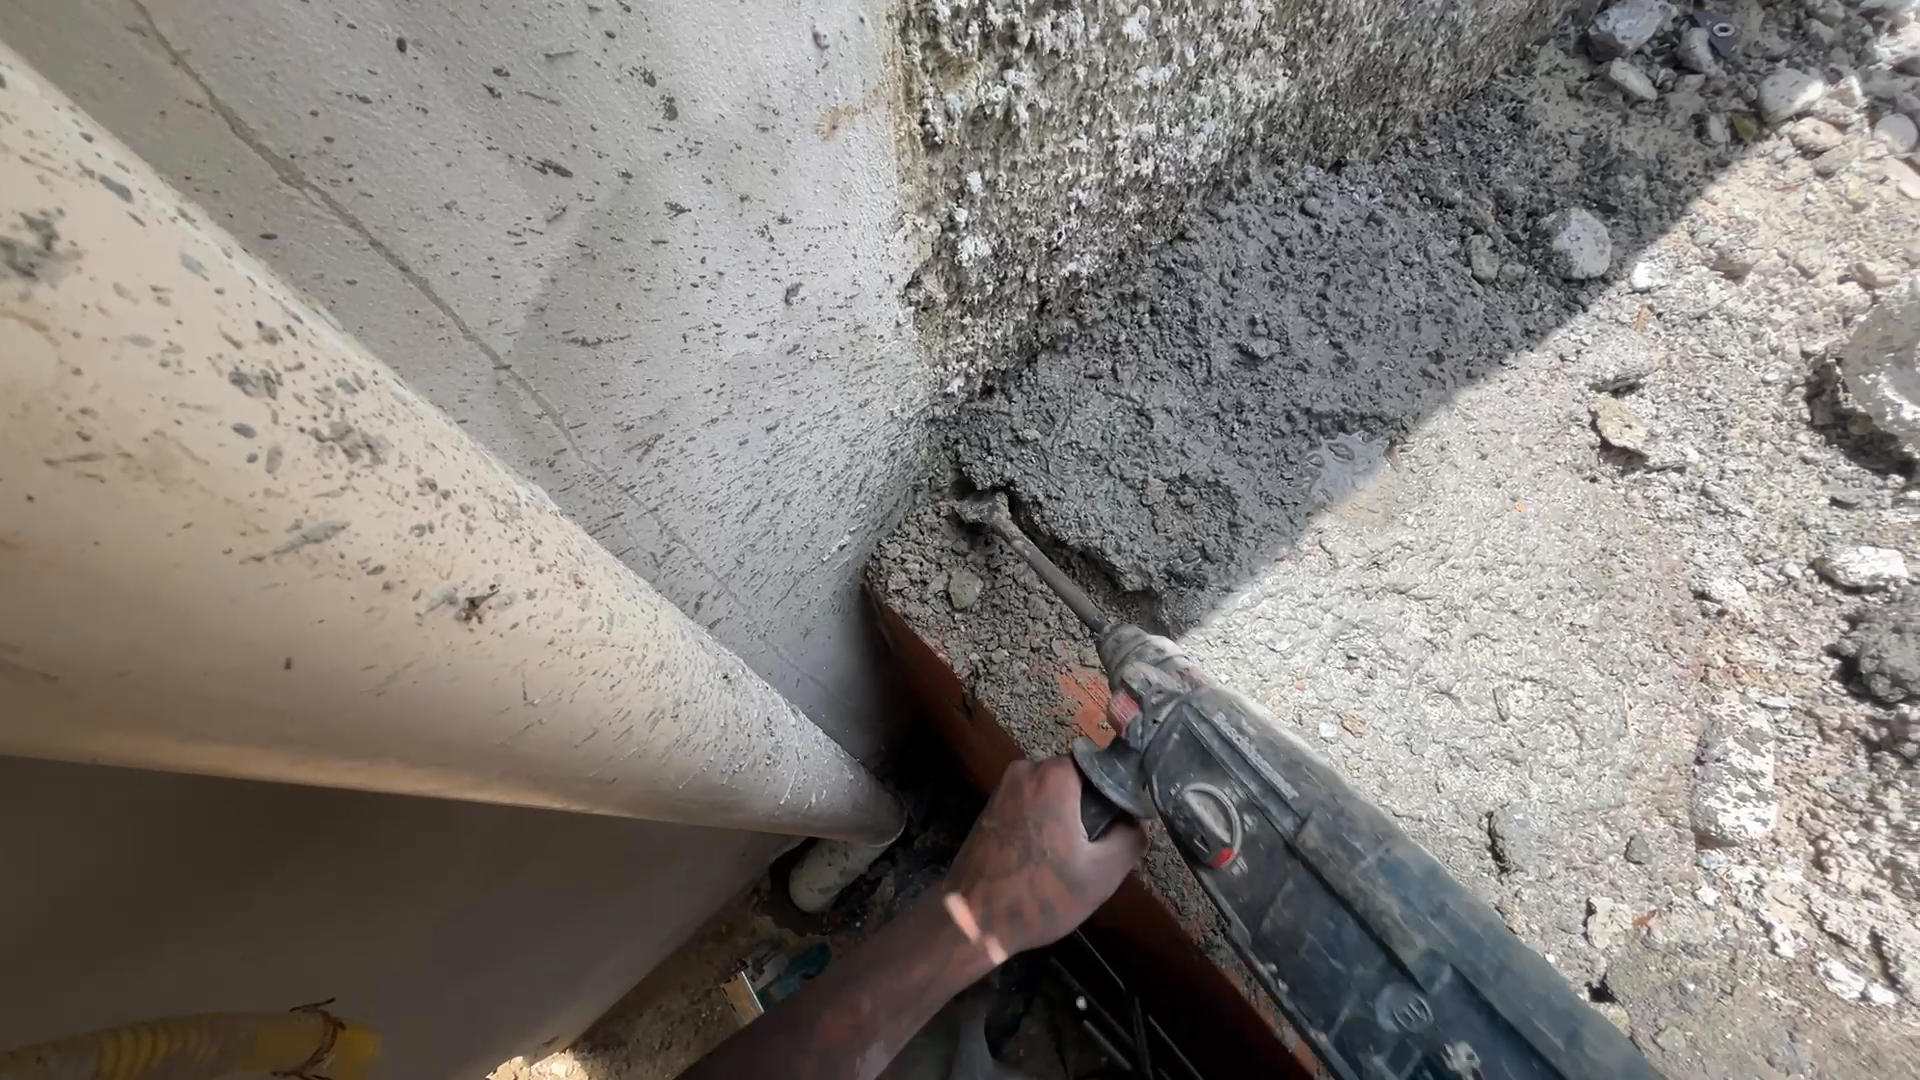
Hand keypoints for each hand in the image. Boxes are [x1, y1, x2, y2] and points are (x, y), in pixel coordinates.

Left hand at [942, 756, 1147, 960]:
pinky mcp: (992, 804)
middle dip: (1089, 807)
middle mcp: (1027, 768)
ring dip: (1066, 816)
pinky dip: (1043, 821)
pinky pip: (1031, 802)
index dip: (1115, 796)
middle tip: (1094, 848)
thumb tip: (1137, 819)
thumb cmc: (1041, 894)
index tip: (1117, 827)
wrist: (973, 917)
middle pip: (1076, 778)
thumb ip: (1130, 838)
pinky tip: (1045, 857)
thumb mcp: (1102, 874)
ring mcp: (1004, 785)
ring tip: (1070, 857)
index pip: (1101, 766)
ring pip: (1053, 791)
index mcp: (1054, 774)